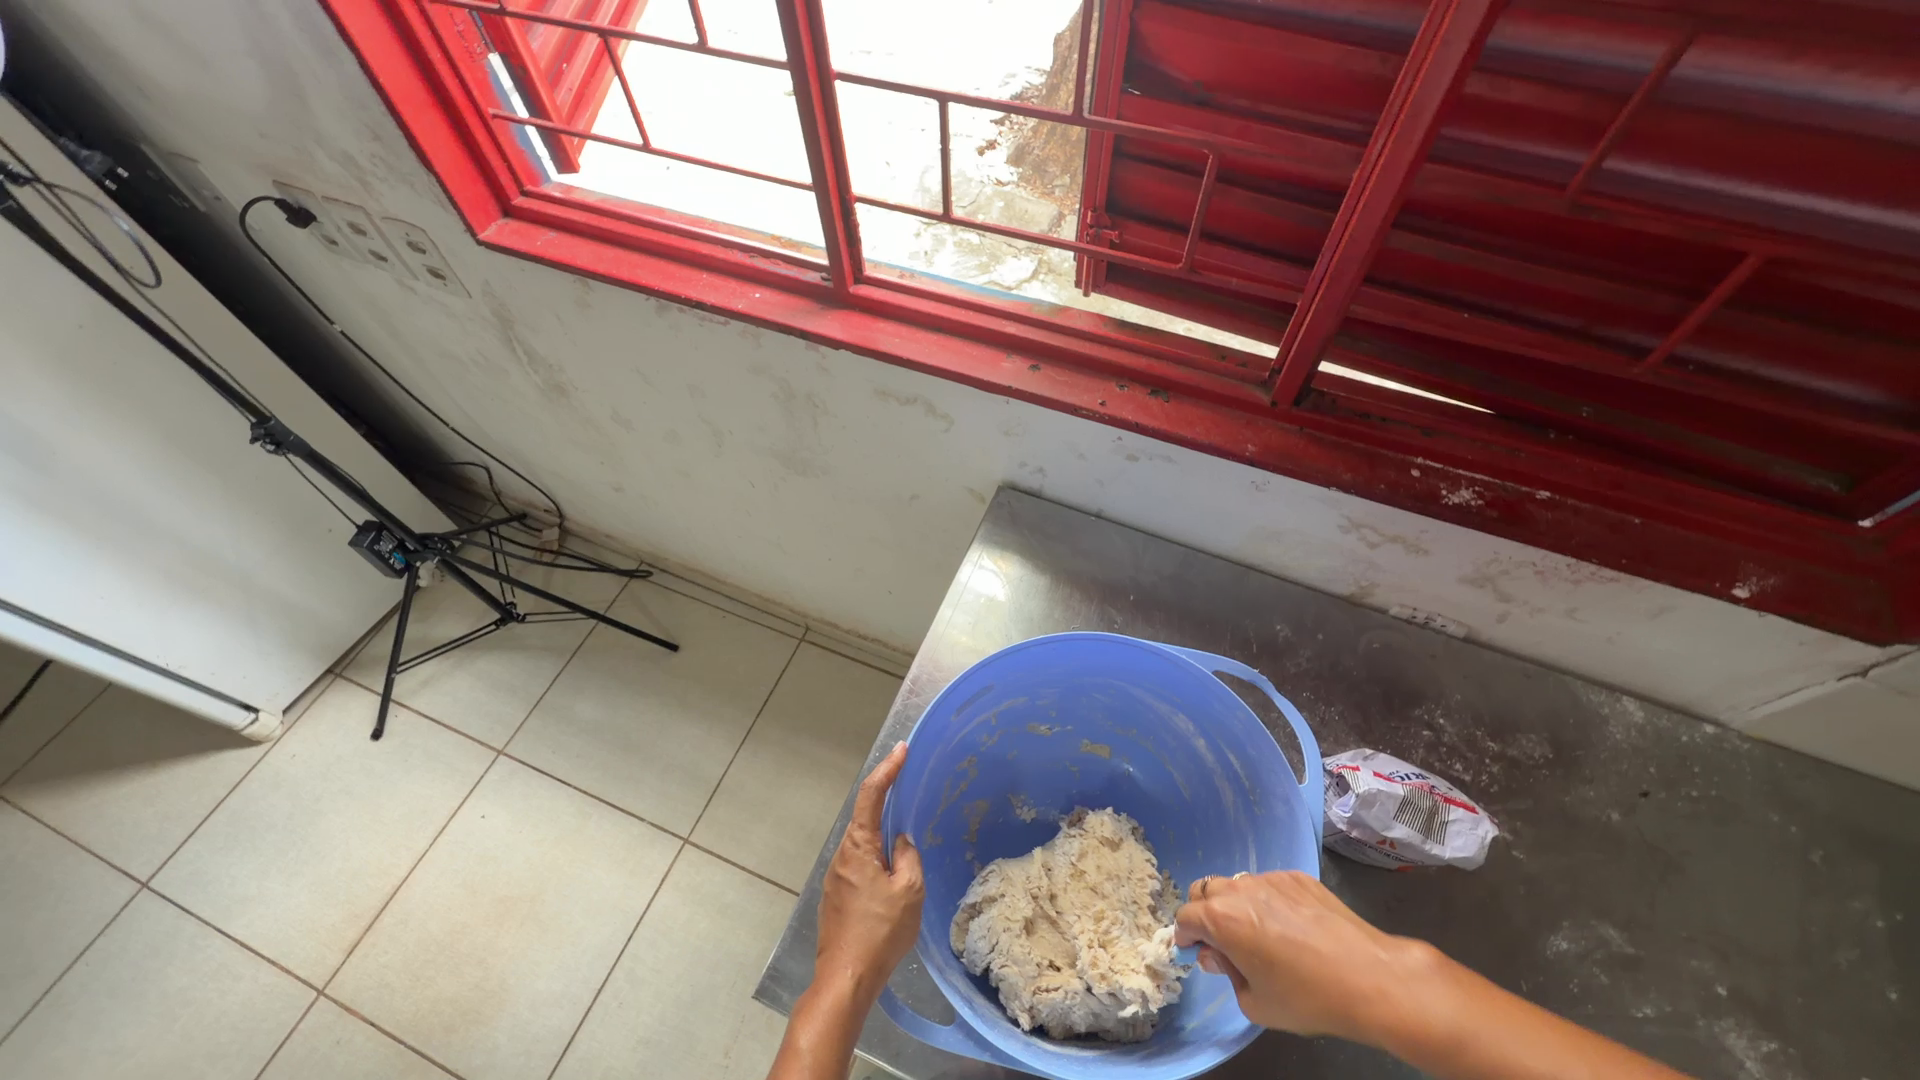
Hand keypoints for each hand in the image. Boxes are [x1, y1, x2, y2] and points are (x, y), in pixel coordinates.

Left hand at [815, 741, 924, 998]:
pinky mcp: (837, 896)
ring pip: (863, 843)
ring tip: (905, 828)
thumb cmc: (880, 931)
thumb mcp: (909, 891)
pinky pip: (860, 863)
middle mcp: (842, 855)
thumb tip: (901, 842)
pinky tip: (892, 869)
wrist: (845, 977)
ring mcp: (836, 876)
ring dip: (882, 831)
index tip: (902, 749)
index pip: (871, 795)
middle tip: (906, 780)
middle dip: (885, 796)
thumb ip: (909, 858)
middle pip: (865, 816)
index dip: (887, 769)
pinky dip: (877, 855)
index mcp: (858, 847)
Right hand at [1175, 870, 1435, 1043]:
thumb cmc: (1306, 998)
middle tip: (1223, 940)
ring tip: (1258, 932)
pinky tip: (1290, 926)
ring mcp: (1270, 879)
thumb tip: (1218, 956)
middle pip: (1205, 890)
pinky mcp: (1298, 877)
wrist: (1369, 977)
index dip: (1186, 936)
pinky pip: (1269, 884)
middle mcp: (1239, 890)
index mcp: (1221, 919)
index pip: (1186, 917)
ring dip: (1235, 903)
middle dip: (1205, 913)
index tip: (1196, 951)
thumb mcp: (1255, 1003)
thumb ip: (1227, 974)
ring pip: (1237, 884)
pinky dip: (1267, 900)